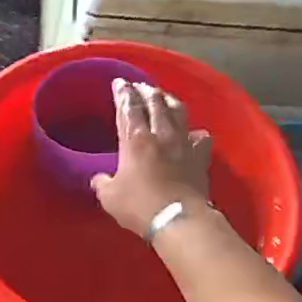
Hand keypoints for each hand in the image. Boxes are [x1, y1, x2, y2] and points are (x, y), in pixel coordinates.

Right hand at [90, 78, 212, 236]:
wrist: (177, 218)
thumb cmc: (138, 205)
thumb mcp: (109, 196)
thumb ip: (103, 182)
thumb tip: (100, 178)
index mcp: (135, 141)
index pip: (128, 109)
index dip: (123, 94)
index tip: (119, 82)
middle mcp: (161, 135)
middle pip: (155, 103)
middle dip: (146, 91)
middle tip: (140, 85)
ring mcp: (184, 143)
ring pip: (178, 112)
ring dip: (169, 101)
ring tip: (163, 97)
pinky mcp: (201, 156)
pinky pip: (200, 136)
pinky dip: (194, 131)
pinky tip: (191, 133)